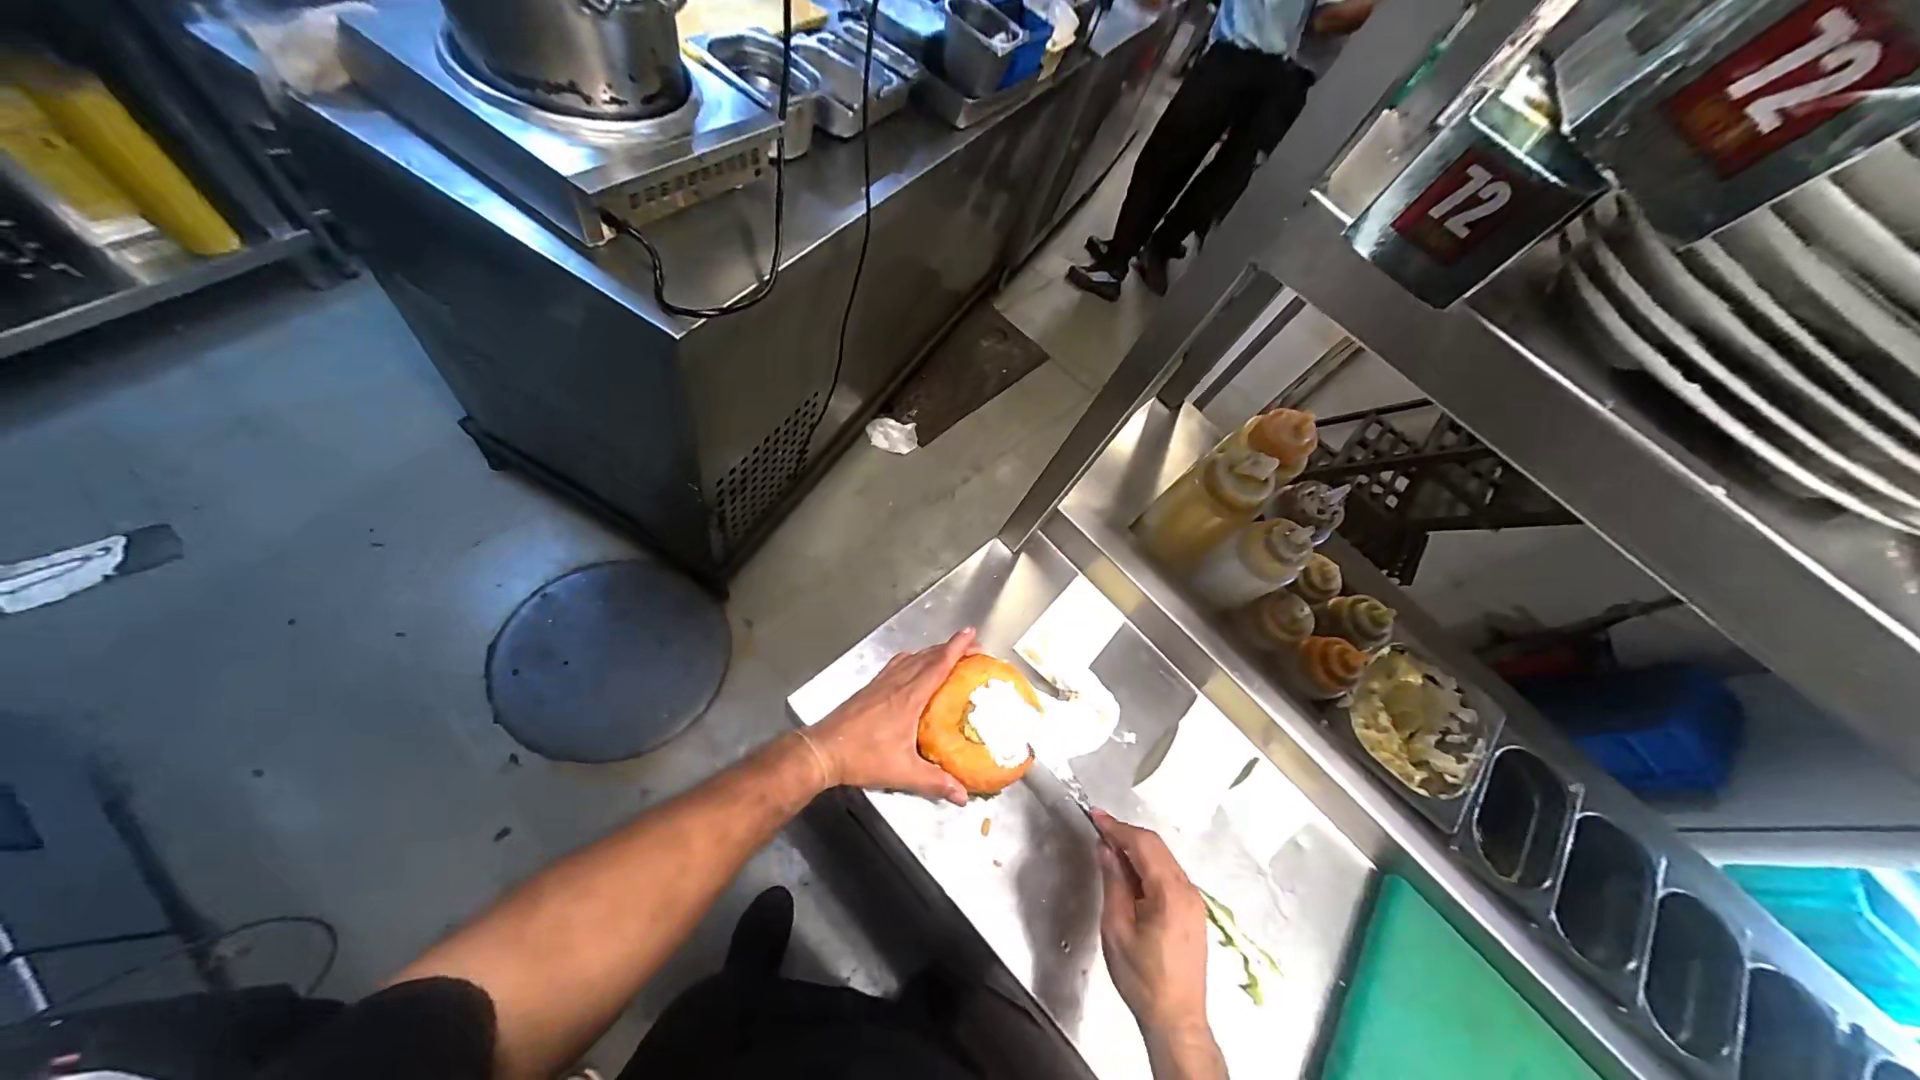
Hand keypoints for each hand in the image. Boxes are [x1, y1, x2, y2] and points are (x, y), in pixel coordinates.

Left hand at [805, 628, 972, 805]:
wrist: (824, 751)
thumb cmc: (862, 758)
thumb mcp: (903, 773)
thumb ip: (935, 782)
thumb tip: (963, 795)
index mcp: (909, 697)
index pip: (938, 665)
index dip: (956, 647)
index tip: (970, 633)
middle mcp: (896, 683)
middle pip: (928, 656)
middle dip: (950, 648)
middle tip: (969, 647)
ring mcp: (881, 683)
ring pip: (912, 658)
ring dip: (931, 652)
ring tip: (947, 655)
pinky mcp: (870, 688)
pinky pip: (896, 665)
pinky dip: (911, 660)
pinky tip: (913, 666)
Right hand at [1094, 811, 1209, 1037]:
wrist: (1176, 1019)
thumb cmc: (1141, 977)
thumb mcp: (1117, 928)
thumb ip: (1113, 882)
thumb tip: (1107, 849)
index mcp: (1171, 893)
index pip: (1143, 844)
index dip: (1117, 827)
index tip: (1094, 815)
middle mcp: (1188, 891)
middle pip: (1156, 847)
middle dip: (1126, 834)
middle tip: (1098, 829)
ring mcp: (1194, 901)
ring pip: (1163, 859)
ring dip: (1136, 850)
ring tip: (1108, 849)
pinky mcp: (1193, 912)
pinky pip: (1168, 875)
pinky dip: (1147, 866)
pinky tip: (1129, 872)